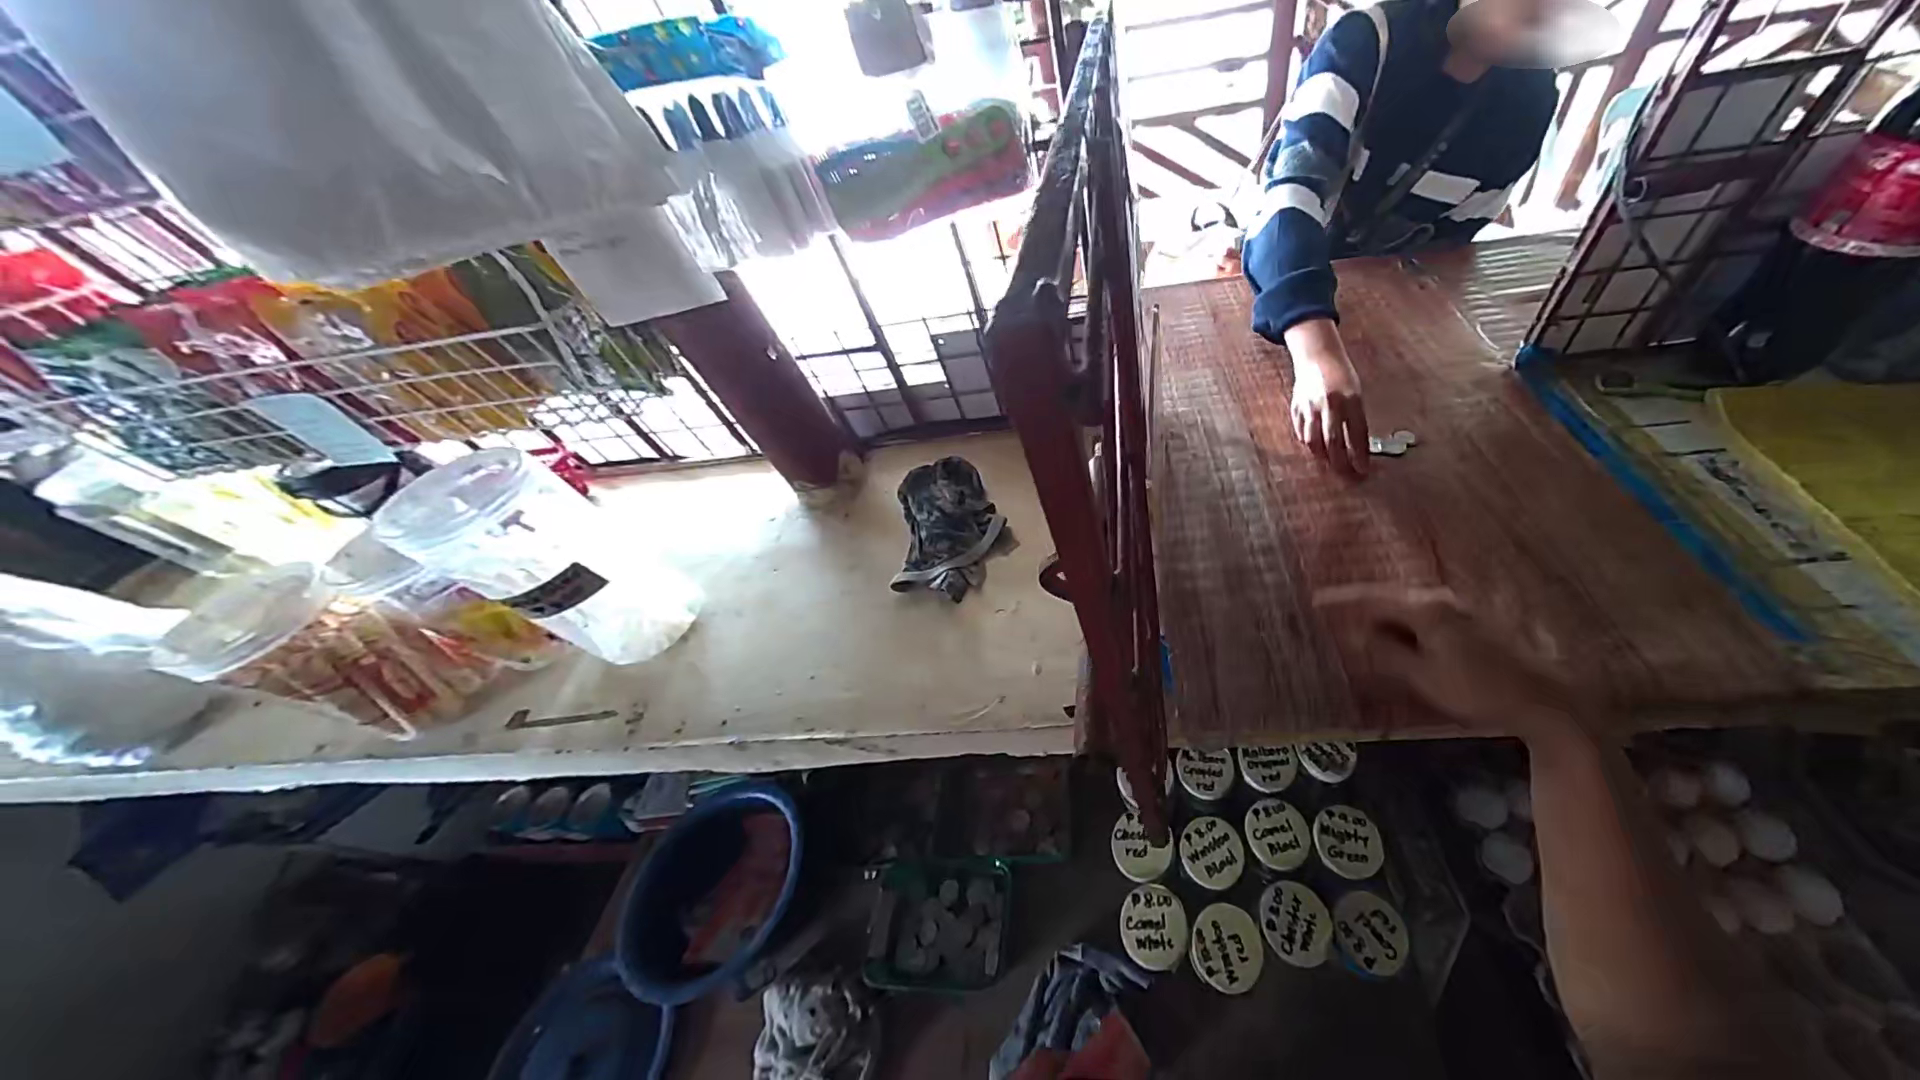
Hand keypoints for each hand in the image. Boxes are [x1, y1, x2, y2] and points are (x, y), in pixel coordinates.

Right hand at [1281, 318, 1368, 478]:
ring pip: (1313, 441)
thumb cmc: (1341, 376)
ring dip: (1322, 457)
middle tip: (1346, 475)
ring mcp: (1310, 407)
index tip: (1363, 470)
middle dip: (1340, 462)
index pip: (1357, 434)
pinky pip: (1301, 433)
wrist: (1317, 357)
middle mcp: (1329, 404)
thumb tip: (1356, 447)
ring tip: (1329, 465)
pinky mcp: (1296, 409)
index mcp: (1350, 399)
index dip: (1360, 454)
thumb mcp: (1355, 394)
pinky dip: (1308, 443)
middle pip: (1333, 442)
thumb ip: (1354, 418)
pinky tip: (1315, 449)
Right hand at [1313, 584, 1578, 735]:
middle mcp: (1445, 604)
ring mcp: (1463, 616)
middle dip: (1363, 613)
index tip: (1314, 601)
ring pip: (1411, 616)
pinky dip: (1407, 633)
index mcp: (1428, 610)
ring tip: (1363, 638)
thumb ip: (1386, 652)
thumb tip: (1355, 634)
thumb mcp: (1422, 675)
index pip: (1373, 599)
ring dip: (1386, 625)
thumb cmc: (1479, 690)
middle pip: (1392, 604)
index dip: (1341, 601)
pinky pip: (1427, 625)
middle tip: (1336, 622)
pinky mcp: (1475, 631)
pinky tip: (1400, 647)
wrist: (1548, 705)